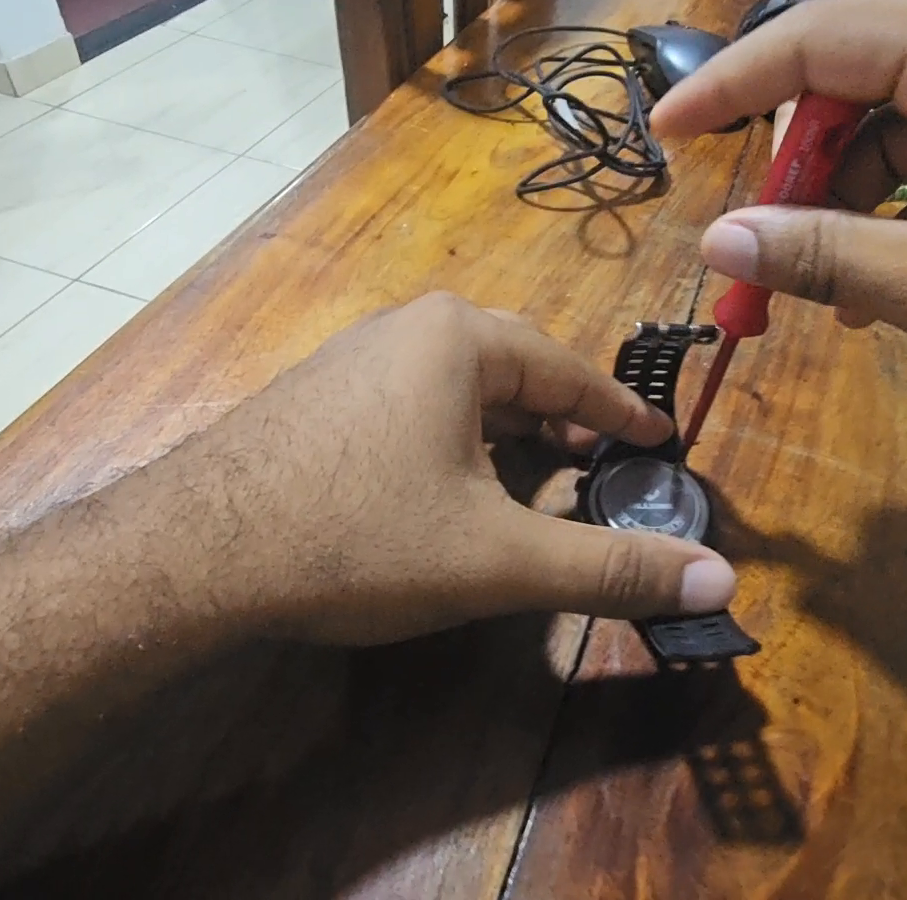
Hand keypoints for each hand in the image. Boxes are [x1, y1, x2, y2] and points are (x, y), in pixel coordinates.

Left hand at [169, 293, 736, 644]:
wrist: (186, 557)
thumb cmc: (358, 537)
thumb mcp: (497, 558)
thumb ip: (608, 566)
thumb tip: (720, 579)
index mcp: (460, 339)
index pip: (569, 370)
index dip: (621, 411)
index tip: (659, 440)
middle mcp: (408, 328)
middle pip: (517, 371)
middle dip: (564, 418)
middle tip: (598, 462)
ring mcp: (358, 357)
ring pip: (464, 387)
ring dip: (510, 430)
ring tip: (537, 475)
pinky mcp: (323, 394)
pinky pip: (417, 402)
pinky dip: (458, 437)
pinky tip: (454, 483)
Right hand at [650, 0, 906, 441]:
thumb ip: (826, 256)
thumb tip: (716, 241)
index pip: (817, 41)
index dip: (728, 85)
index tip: (664, 135)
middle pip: (851, 92)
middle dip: (788, 176)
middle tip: (746, 256)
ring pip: (891, 140)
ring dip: (839, 213)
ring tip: (815, 294)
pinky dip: (894, 224)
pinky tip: (883, 290)